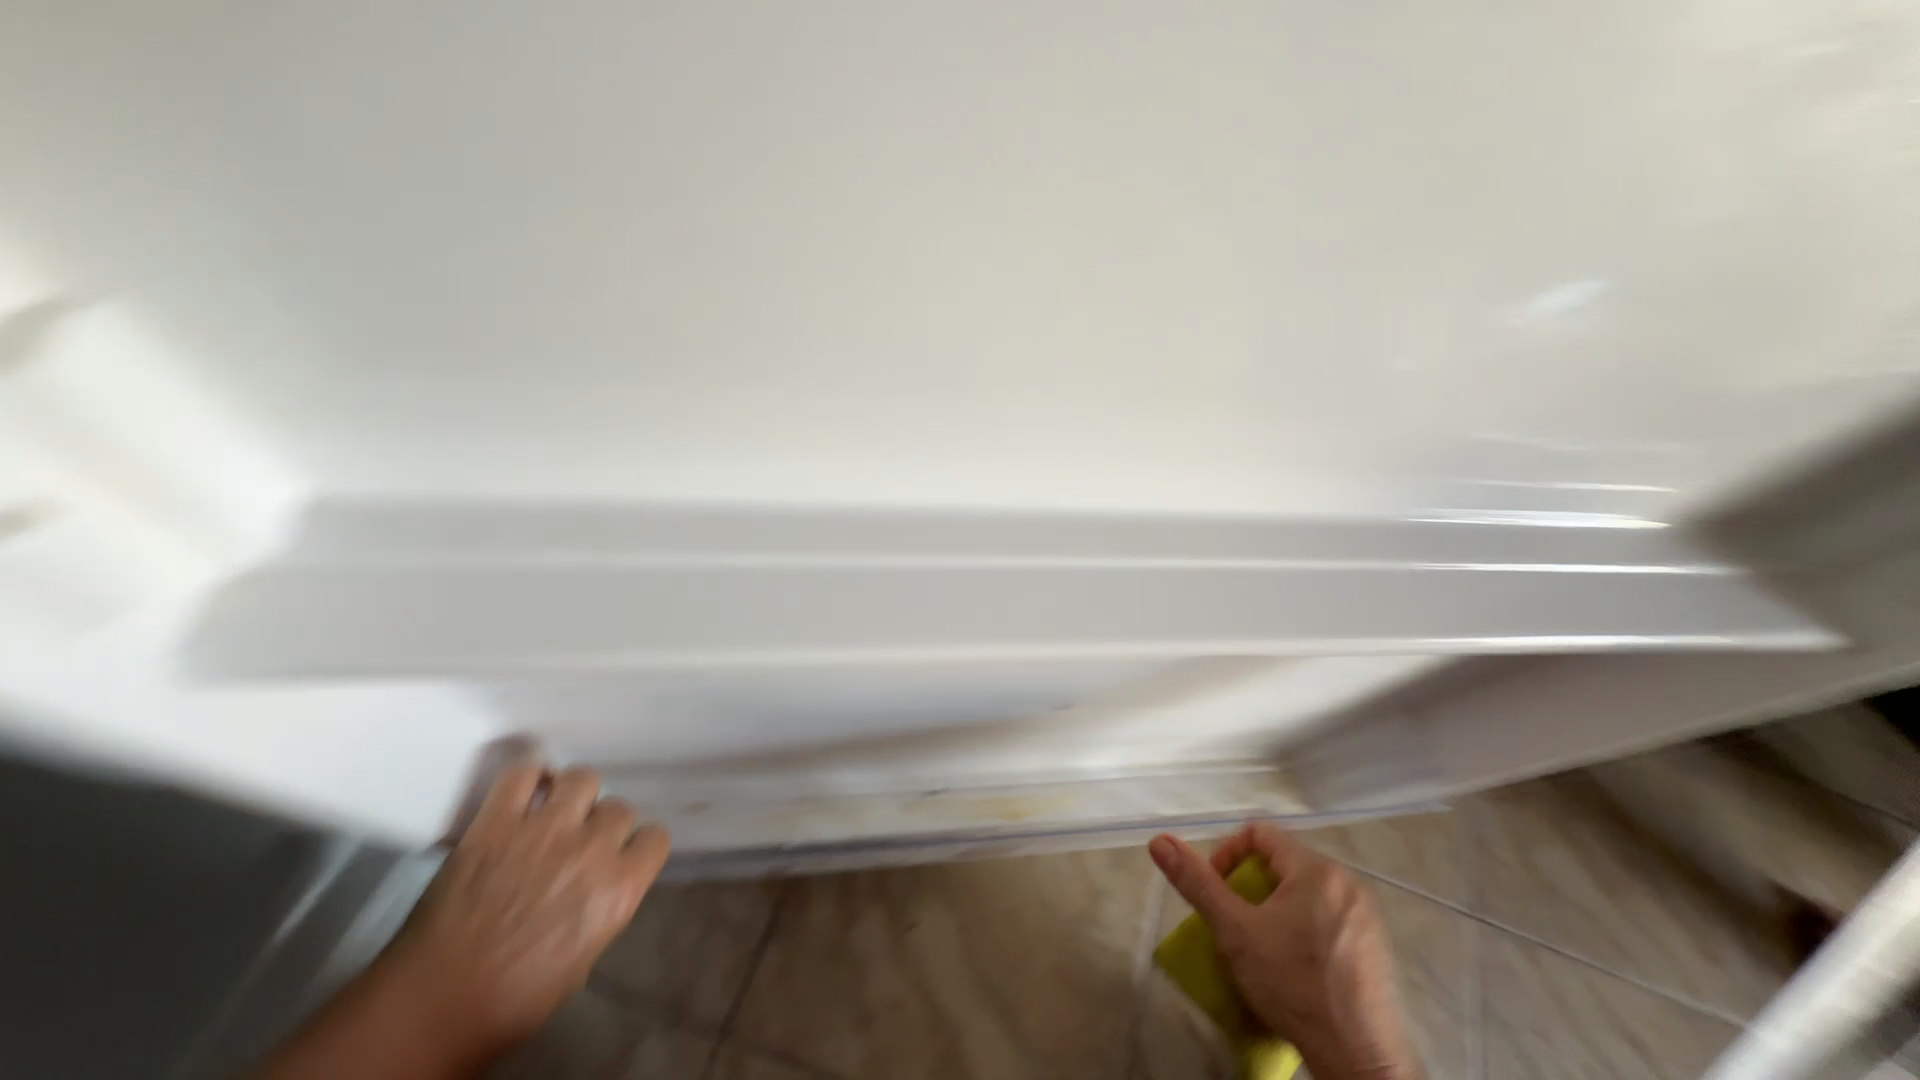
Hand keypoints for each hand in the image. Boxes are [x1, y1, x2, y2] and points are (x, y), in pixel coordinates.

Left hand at [382, 763, 671, 1055]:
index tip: (620, 858)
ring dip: (574, 794)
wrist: (440, 1000)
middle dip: (603, 824)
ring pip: (582, 778)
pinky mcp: (496, 822)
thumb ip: (602, 906)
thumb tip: (597, 885)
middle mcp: (591, 849)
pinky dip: (528, 776)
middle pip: (619, 808)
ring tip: (555, 811)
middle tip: (579, 843)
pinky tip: (525, 793)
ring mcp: (544, 830)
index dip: (637, 848)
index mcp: (620, 889)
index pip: (655, 838)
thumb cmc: (518, 997)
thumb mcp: (585, 956)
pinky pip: (522, 773)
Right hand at [1149, 824, 1418, 1079]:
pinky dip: (1304, 925)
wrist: (1357, 1055)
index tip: (1217, 891)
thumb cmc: (1292, 985)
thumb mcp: (1235, 932)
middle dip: (1250, 885)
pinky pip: (1329, 914)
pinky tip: (1295, 963)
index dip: (1227, 854)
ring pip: (1306, 889)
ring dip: (1276, 906)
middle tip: (1236, 923)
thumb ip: (1198, 883)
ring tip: (1262, 944)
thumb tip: (1160, 841)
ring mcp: (1367, 913)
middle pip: (1283, 861)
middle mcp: (1348, 880)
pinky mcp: (1376, 943)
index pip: (1260, 833)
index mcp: (1316, 869)